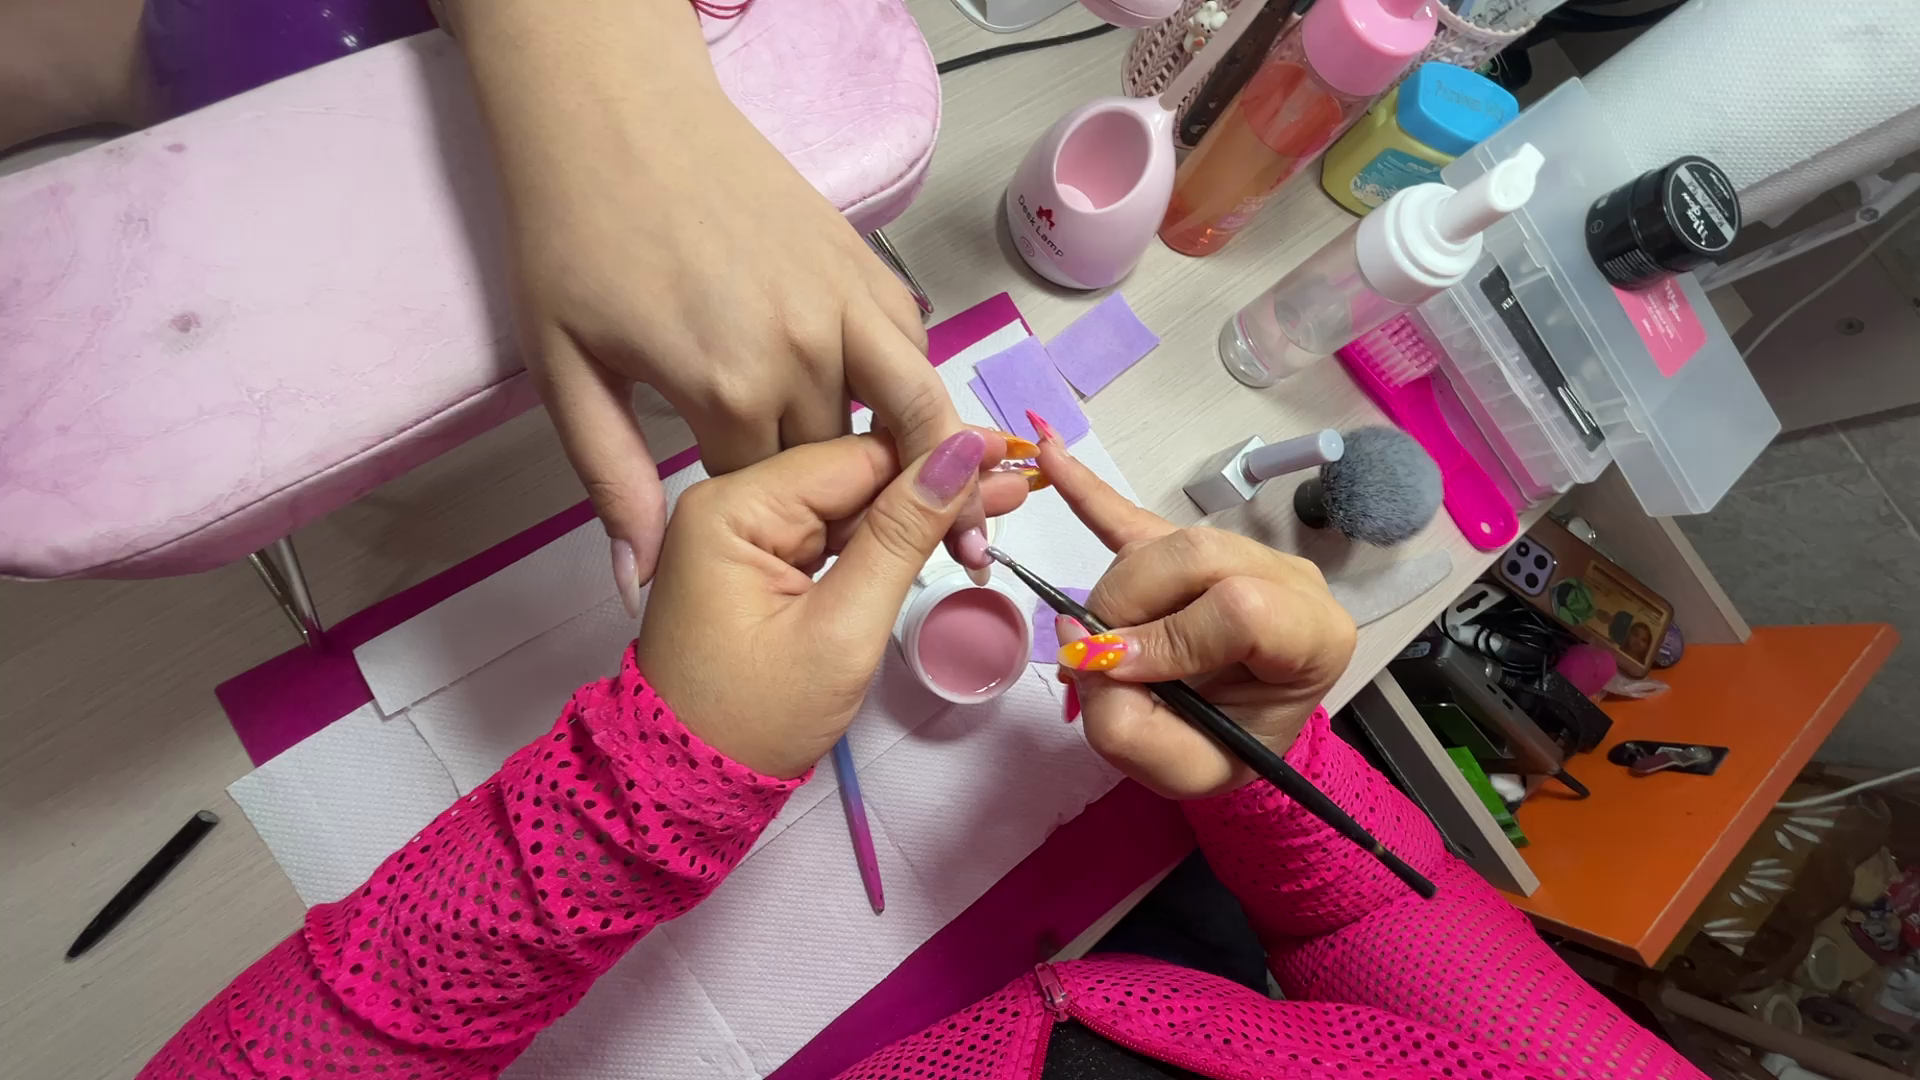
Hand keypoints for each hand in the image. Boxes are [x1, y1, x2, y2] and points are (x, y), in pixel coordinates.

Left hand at [448, 0, 998, 617]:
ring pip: (915, 414)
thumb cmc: (578, 241)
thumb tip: (637, 584)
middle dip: (859, 511)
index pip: (785, 499)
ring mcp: (849, 307)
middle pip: (855, 467)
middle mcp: (808, 352)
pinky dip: (916, 394)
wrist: (616, 109)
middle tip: (870, 547)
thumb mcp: (568, 373)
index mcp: (730, 388)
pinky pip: (917, 354)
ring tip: (947, 509)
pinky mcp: (872, 271)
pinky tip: (903, 414)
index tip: (795, 554)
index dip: (795, 537)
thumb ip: (613, 485)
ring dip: (922, 463)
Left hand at [636, 430, 1025, 778]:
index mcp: (735, 506)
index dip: (934, 457)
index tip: (1001, 458)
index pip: (854, 458)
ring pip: (852, 504)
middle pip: (854, 475)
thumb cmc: (758, 718)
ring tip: (998, 500)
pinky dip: (889, 539)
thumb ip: (901, 538)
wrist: (689, 785)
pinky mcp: (762, 559)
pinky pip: (835, 534)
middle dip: (935, 482)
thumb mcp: (841, 628)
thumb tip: (957, 455)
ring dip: (921, 511)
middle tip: (1012, 477)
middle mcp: (735, 502)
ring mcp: (747, 531)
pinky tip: (943, 528)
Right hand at [1037, 431, 1356, 798]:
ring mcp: (1235, 549)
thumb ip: (1132, 732)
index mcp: (1311, 636)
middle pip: (1191, 556)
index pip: (1241, 609)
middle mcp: (1283, 576)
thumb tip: (1086, 649)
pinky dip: (1085, 491)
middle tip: (1095, 656)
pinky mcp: (1182, 544)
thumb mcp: (1189, 772)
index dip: (1169, 638)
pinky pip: (1128, 515)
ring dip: (1114, 592)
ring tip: (1098, 638)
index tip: (1116, 670)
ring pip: (1157, 543)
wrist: (1233, 727)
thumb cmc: (1222, 747)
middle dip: (1125, 608)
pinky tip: (1049, 451)